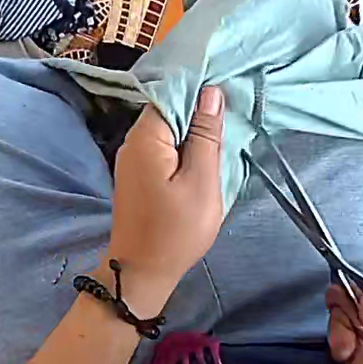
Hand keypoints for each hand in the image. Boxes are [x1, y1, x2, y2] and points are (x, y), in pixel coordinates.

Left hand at [106, 86, 226, 312]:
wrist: (142, 273)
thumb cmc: (176, 230)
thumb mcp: (201, 182)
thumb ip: (206, 136)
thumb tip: (211, 93)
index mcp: (146, 138)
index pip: (172, 93)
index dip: (200, 90)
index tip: (229, 92)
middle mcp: (132, 143)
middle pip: (168, 111)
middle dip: (198, 111)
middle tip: (231, 116)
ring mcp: (131, 161)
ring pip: (166, 132)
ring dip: (192, 133)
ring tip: (220, 136)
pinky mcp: (136, 177)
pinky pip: (161, 150)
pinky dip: (181, 150)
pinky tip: (200, 158)